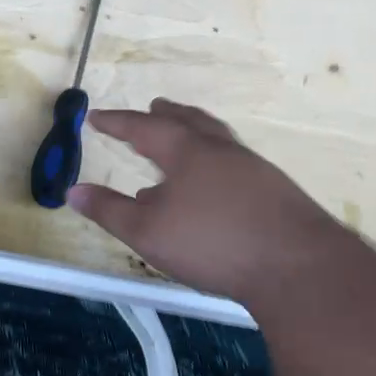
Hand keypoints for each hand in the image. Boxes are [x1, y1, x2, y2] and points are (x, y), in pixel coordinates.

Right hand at [68, 98, 360, 304]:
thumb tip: (73, 191)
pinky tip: (206, 189)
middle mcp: (225, 154)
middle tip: (155, 106)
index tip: (96, 117)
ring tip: (179, 147)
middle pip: (194, 123)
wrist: (301, 270)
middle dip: (169, 115)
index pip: (146, 128)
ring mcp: (256, 173)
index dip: (118, 122)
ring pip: (219, 143)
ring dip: (194, 136)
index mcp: (190, 153)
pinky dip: (211, 163)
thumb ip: (107, 209)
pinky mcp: (276, 195)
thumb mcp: (144, 230)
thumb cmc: (211, 242)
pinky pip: (234, 165)